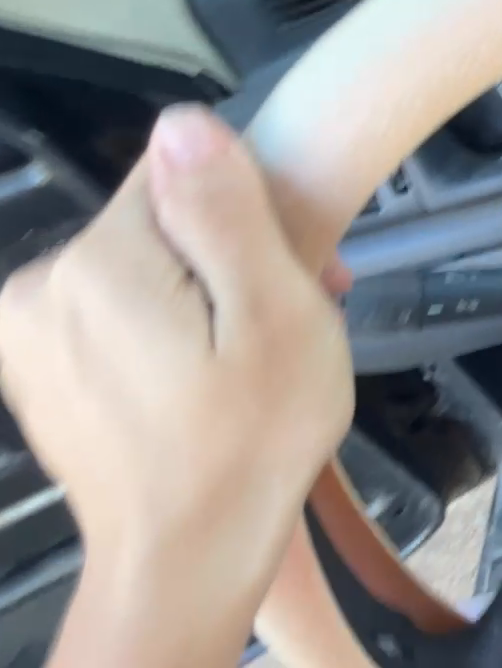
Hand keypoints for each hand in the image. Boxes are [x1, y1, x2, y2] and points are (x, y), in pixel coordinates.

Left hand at [0, 105, 353, 665]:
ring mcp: (28, 333)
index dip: (258, 204)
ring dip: (217, 282)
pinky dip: (180, 316)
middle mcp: (37, 289)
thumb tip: (185, 124)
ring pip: (149, 261)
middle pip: (164, 219)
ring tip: (263, 341)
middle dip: (242, 247)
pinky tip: (215, 363)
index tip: (304, 259)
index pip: (181, 171)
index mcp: (97, 266)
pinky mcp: (39, 365)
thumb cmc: (257, 426)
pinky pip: (122, 303)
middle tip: (302, 307)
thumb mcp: (276, 311)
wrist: (193, 546)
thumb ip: (226, 215)